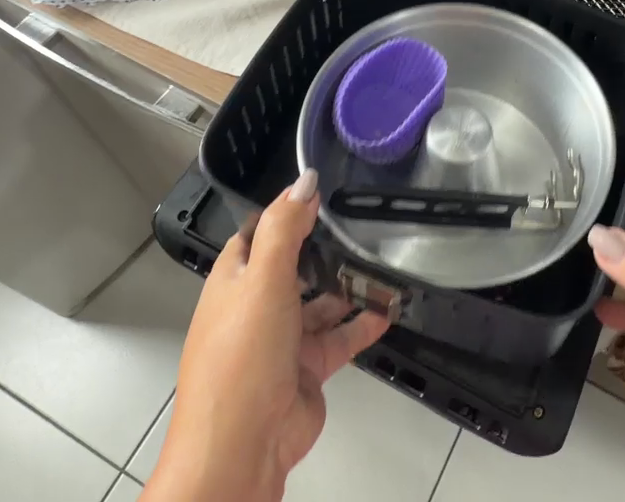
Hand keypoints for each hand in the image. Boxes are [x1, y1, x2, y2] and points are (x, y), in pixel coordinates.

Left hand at [148, 169, 388, 500]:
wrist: (241, 445)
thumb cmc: (243, 353)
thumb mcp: (262, 279)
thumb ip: (285, 228)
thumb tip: (305, 180)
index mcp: (234, 281)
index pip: (257, 233)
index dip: (285, 212)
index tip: (320, 189)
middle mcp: (256, 306)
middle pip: (293, 266)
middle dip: (323, 247)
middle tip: (362, 222)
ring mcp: (282, 340)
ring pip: (321, 302)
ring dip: (348, 285)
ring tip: (384, 260)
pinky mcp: (308, 369)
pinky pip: (339, 338)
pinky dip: (363, 323)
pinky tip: (390, 307)